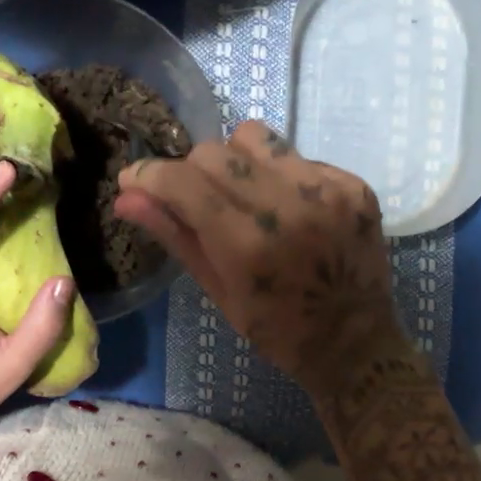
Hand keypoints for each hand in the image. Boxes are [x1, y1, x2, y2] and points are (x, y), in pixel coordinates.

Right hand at [114, 121, 403, 393]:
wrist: (354, 342)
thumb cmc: (277, 329)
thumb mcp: (218, 291)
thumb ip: (175, 236)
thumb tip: (126, 197)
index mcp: (249, 245)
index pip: (183, 182)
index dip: (149, 175)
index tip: (134, 179)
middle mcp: (289, 207)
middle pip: (213, 152)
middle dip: (190, 171)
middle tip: (195, 200)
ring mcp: (326, 190)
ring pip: (254, 138)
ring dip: (235, 161)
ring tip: (243, 195)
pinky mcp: (353, 185)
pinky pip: (296, 156)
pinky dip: (279, 175)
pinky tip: (287, 208)